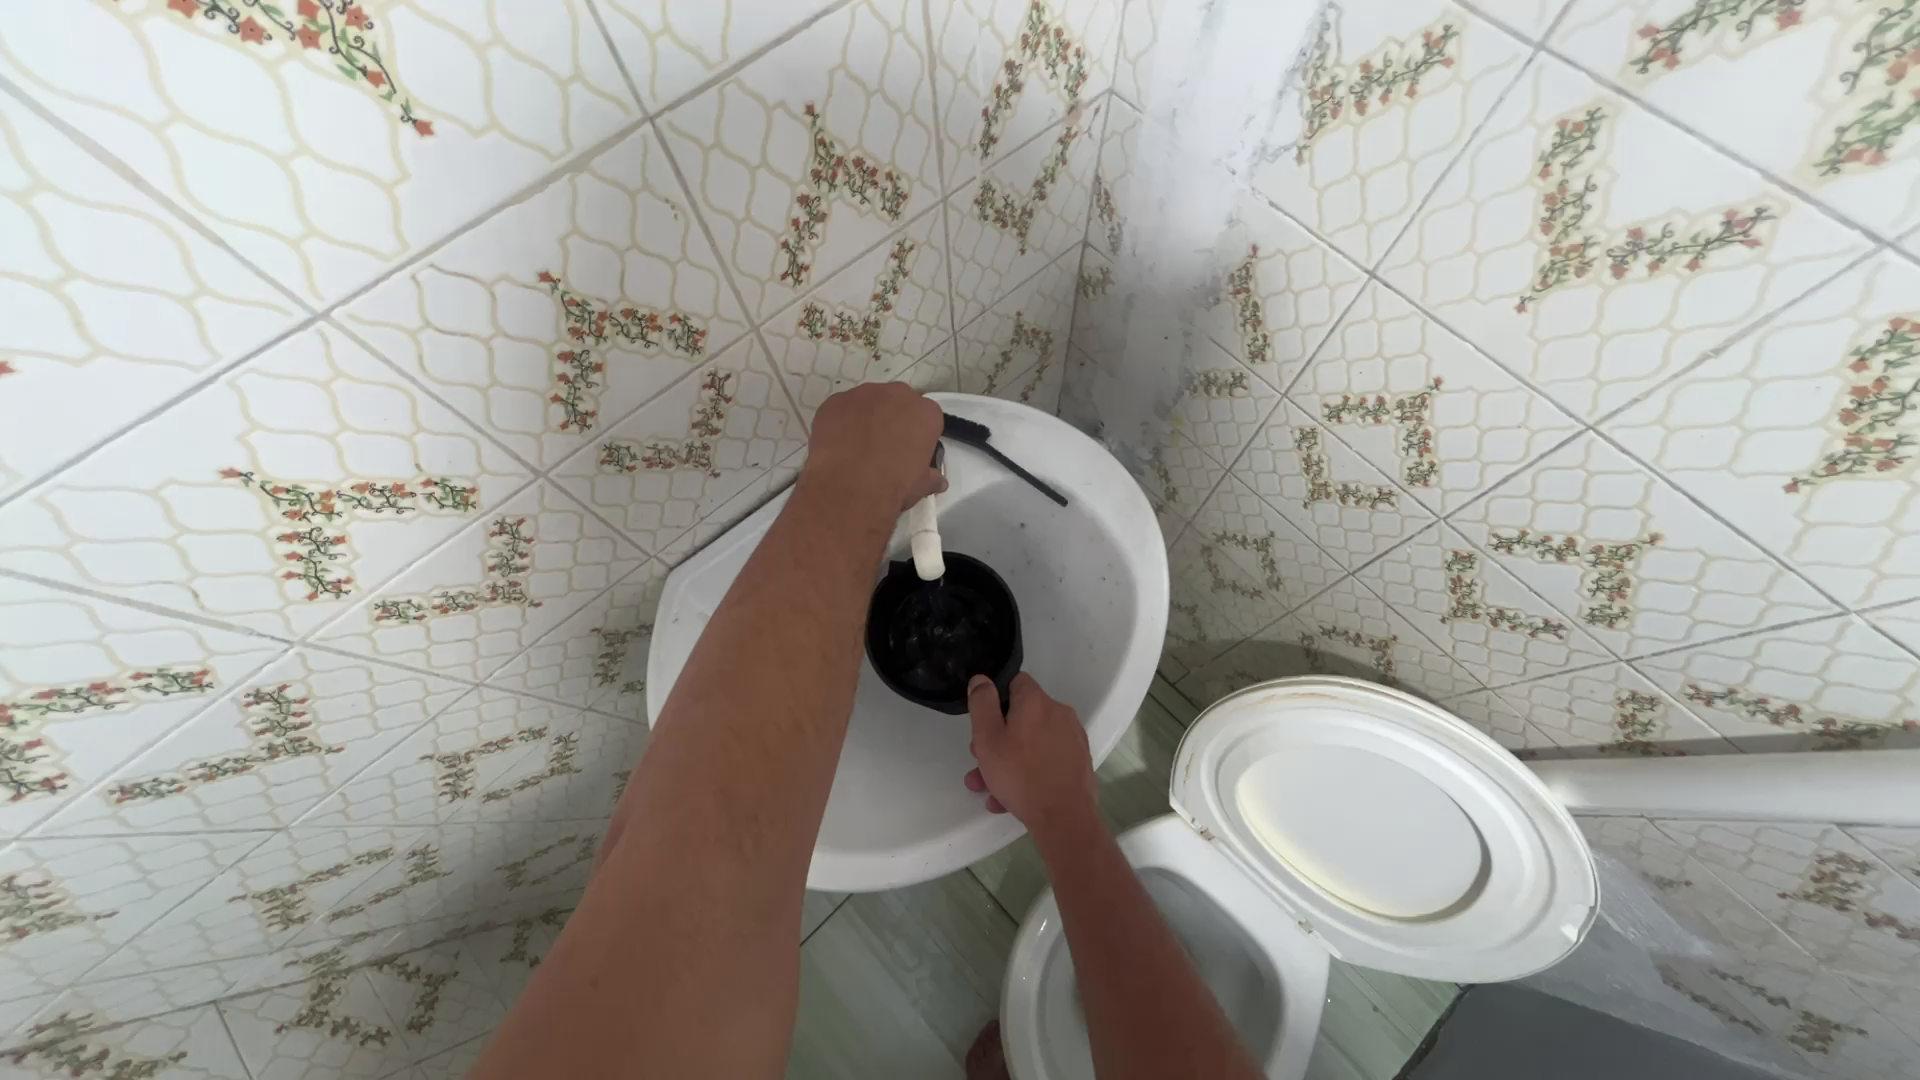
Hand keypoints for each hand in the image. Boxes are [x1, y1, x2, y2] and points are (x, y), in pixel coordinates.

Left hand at [802, 383, 944, 512]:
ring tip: (858, 447)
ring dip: (866, 419)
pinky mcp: (835, 401)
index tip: (910, 451)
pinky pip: (841, 409)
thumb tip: (939, 481)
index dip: (918, 434)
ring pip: (868, 403)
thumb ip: (932, 477)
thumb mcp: (922, 485)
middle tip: (884, 447)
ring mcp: (863, 394)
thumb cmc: (894, 484)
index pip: (926, 418)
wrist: (849, 487)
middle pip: (897, 403)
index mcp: (925, 413)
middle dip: (893, 420)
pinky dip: (840, 422)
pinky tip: (838, 445)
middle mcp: (897, 395)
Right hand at [965, 673, 1097, 835]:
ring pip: (1032, 743)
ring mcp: (1072, 738)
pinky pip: (1046, 760)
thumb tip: (982, 679)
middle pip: (1022, 717)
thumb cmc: (1020, 775)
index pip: (1015, 682)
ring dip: (1008, 761)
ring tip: (989, 787)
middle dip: (998, 738)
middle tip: (980, 761)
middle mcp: (1059, 713)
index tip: (984, 723)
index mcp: (1037, 701)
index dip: (996, 699)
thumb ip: (982, 704)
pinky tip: (1009, 799)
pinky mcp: (1078, 761)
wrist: (1064, 818)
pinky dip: (1028, 772)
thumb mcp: (988, 738)